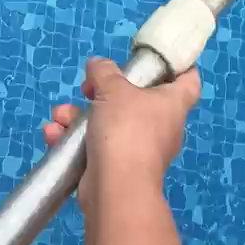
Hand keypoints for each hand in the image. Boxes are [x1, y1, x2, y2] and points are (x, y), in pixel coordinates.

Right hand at [40, 57, 199, 214]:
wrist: (116, 187)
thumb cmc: (126, 129)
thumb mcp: (112, 88)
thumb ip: (104, 71)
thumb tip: (98, 65)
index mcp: (172, 104)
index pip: (189, 81)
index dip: (180, 65)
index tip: (160, 57)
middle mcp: (161, 127)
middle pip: (137, 100)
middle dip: (105, 92)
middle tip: (88, 87)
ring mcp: (139, 150)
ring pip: (109, 123)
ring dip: (80, 116)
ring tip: (62, 114)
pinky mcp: (117, 168)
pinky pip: (96, 145)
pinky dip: (75, 140)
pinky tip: (55, 134)